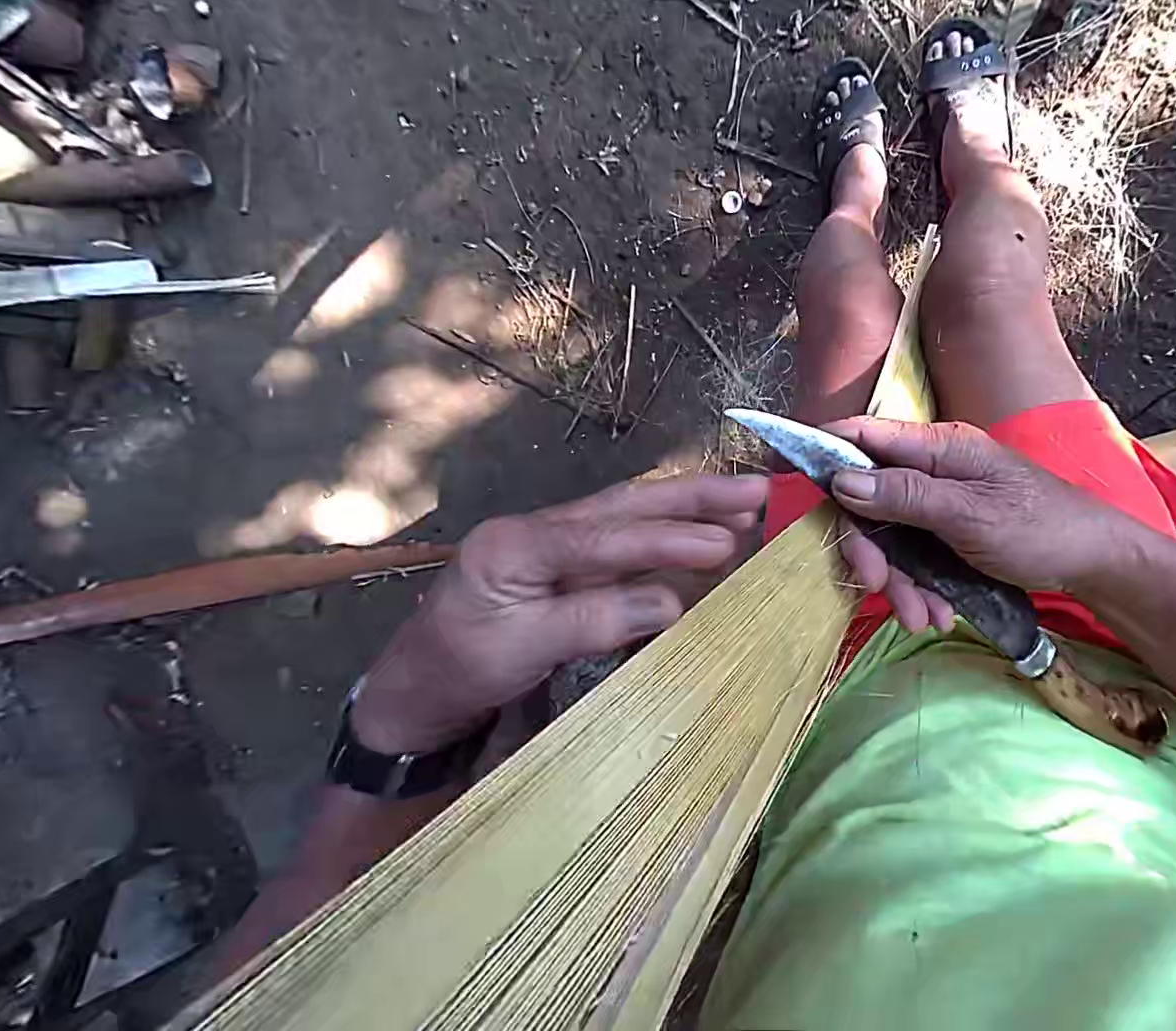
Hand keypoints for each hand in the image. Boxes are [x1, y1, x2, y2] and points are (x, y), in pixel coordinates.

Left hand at [350, 474, 768, 752]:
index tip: (724, 543)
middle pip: (623, 505)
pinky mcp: (566, 563)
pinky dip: (665, 535)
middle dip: (691, 497)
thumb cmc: (459, 668)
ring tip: (742, 503)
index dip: (665, 540)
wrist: (420, 684)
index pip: (603, 537)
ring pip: (628, 515)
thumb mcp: (518, 650)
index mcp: (517, 544)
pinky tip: (700, 532)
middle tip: (754, 491)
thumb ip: (590, 621)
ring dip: (686, 507)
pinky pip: (623, 540)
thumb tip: (668, 603)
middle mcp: (539, 529)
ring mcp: (553, 543)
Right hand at [825, 418, 1147, 631]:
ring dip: (897, 582)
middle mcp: (926, 470)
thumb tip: (840, 479)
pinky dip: (916, 588)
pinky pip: (908, 556)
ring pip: (884, 536)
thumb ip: (904, 494)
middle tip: (878, 587)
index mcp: (935, 448)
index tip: (786, 468)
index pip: (861, 435)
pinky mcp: (937, 532)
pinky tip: (936, 614)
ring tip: (923, 619)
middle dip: (870, 550)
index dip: (821, 448)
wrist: (1097, 567)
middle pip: (865, 500)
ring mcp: (930, 503)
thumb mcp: (969, 513)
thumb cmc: (1041, 528)